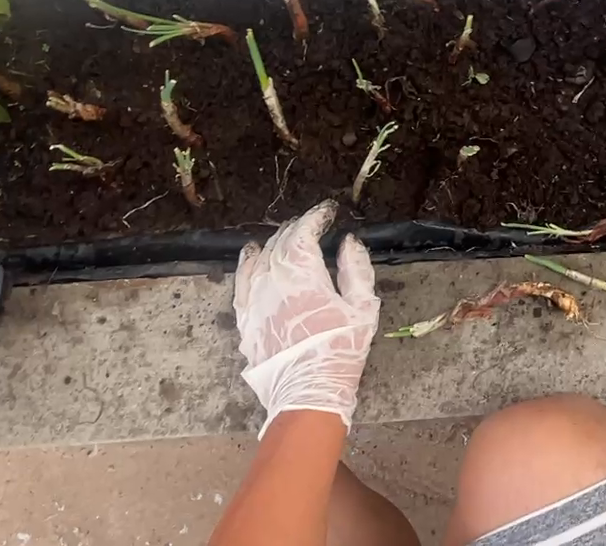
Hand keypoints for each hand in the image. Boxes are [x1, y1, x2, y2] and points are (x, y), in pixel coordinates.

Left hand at [234, 200, 378, 433]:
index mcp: (304, 277)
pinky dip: (247, 263)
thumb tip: (348, 241)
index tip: (328, 211)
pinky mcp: (245, 320)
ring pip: (260, 259)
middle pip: (281, 243)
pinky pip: (241, 282)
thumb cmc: (340, 349)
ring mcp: (255, 302)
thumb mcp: (363, 308)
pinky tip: (252, 253)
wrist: (307, 394)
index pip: (304, 234)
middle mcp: (274, 283)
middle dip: (298, 227)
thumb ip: (356, 269)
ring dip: (275, 241)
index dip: (315, 217)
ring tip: (287, 233)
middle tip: (313, 222)